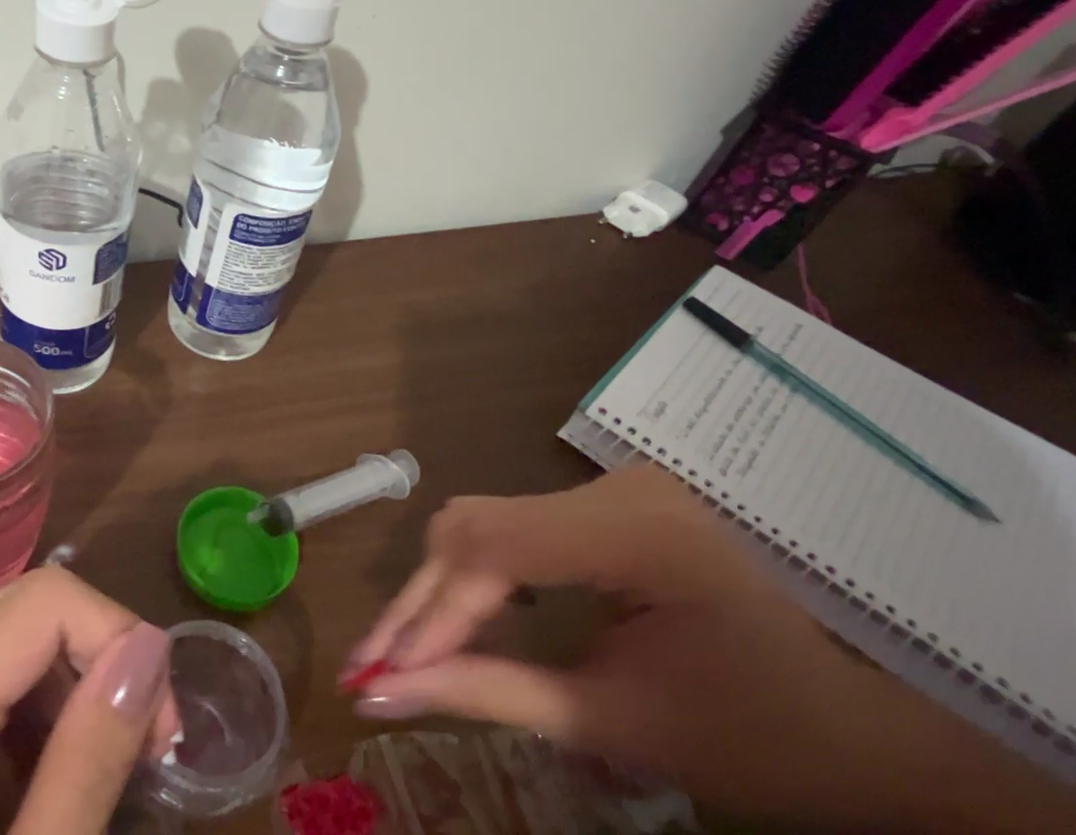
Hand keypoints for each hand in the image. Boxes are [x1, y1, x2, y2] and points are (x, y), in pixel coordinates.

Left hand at [0, 567, 179, 834]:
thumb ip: (84, 765)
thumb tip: (149, 651)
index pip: (46, 600)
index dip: (121, 642)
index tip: (160, 736)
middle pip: (24, 607)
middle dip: (101, 660)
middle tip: (144, 752)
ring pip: (0, 632)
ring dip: (68, 680)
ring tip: (99, 767)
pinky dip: (24, 701)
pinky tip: (43, 769)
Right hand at [346, 466, 1075, 832]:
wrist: (852, 736)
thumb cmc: (751, 740)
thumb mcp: (610, 722)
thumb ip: (486, 692)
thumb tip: (378, 693)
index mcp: (642, 534)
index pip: (495, 549)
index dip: (430, 612)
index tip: (379, 673)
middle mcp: (620, 489)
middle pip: (476, 525)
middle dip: (423, 601)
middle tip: (378, 666)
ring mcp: (614, 490)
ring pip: (484, 521)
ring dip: (440, 588)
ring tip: (408, 650)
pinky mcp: (607, 506)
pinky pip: (512, 528)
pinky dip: (476, 576)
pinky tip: (461, 620)